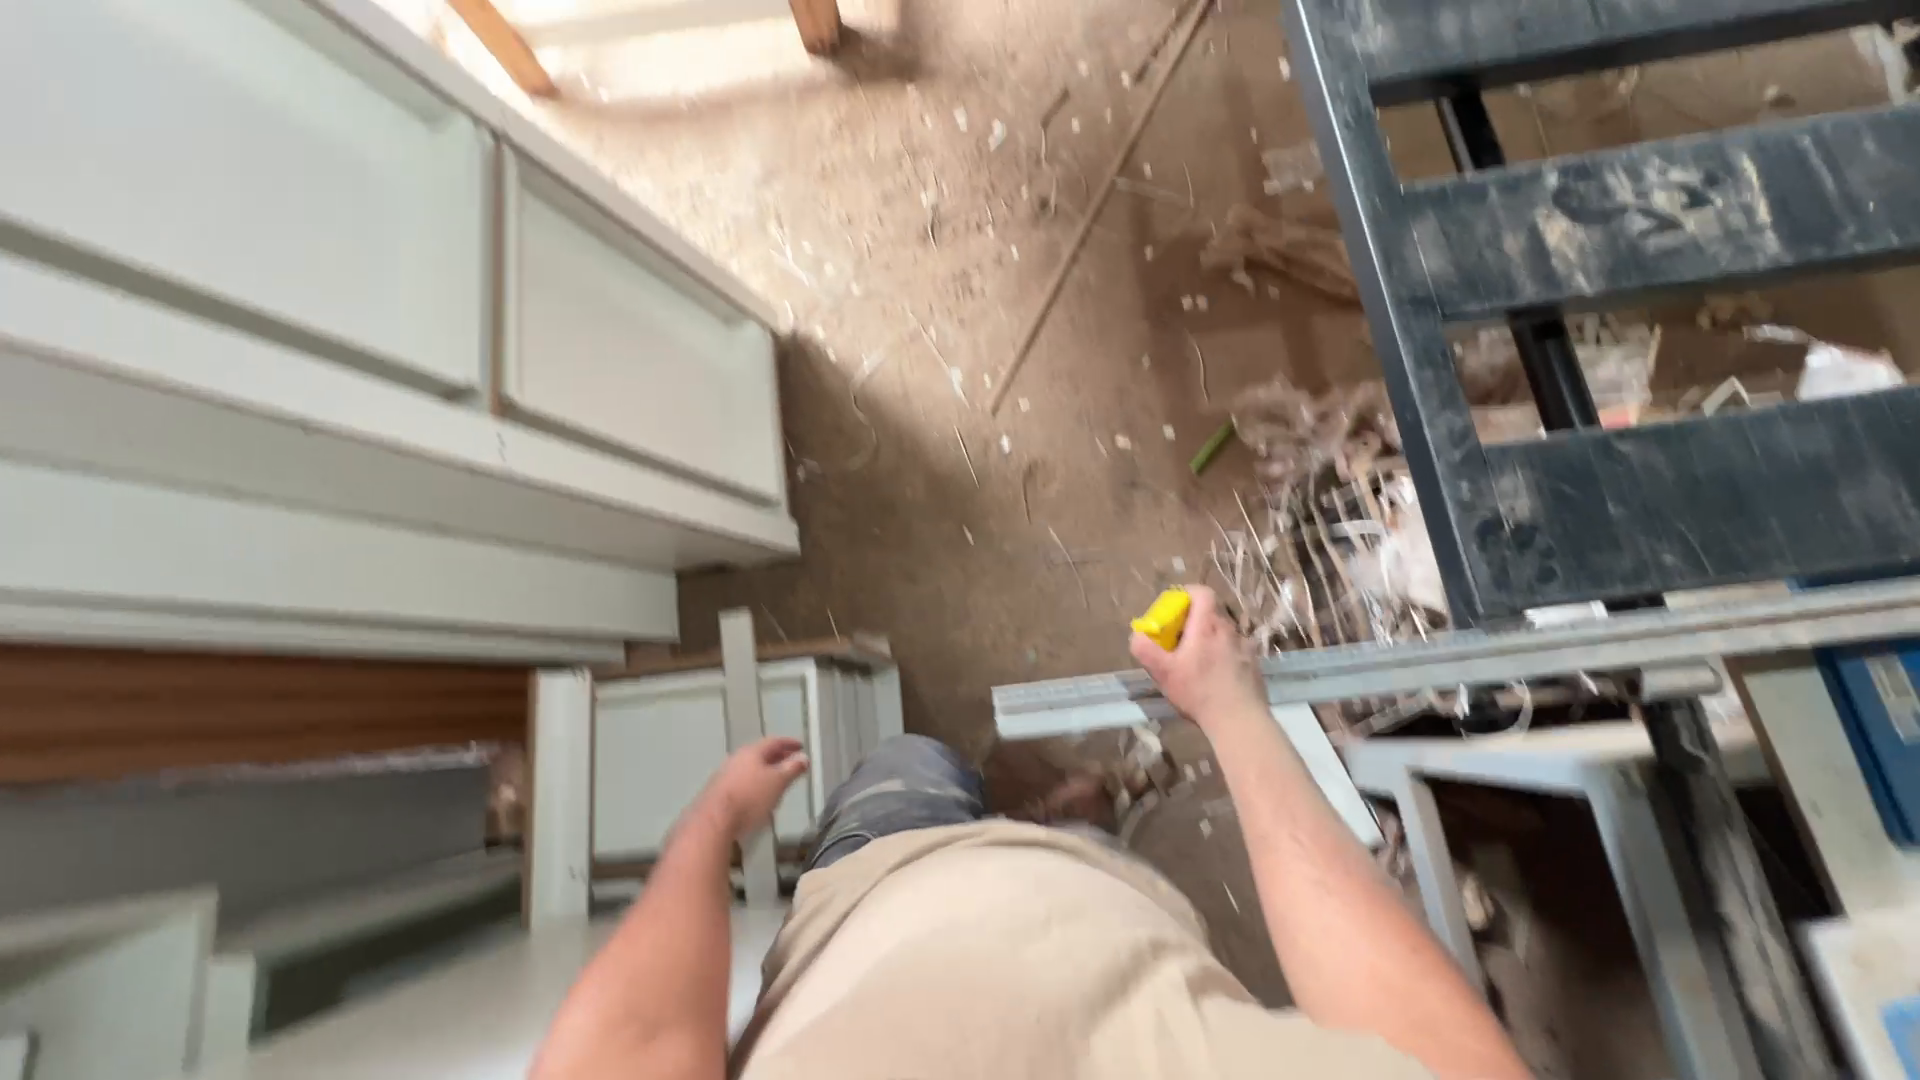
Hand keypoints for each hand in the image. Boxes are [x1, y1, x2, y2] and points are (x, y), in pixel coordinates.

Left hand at [692, 736, 808, 840]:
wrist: (713, 821)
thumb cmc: (750, 797)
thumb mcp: (778, 782)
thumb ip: (792, 769)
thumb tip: (804, 758)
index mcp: (752, 752)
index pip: (774, 742)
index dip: (789, 743)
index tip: (801, 746)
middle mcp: (736, 759)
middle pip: (760, 754)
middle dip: (777, 758)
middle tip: (790, 763)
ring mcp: (724, 775)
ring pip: (749, 769)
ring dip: (764, 772)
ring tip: (776, 781)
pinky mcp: (716, 792)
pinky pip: (740, 782)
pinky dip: (753, 784)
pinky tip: (757, 796)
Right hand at [1129, 585, 1268, 733]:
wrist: (1240, 720)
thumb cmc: (1198, 692)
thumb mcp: (1163, 672)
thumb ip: (1145, 650)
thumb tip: (1137, 635)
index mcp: (1207, 625)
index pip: (1202, 593)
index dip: (1187, 594)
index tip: (1175, 609)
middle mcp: (1230, 630)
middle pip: (1212, 613)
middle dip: (1194, 621)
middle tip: (1180, 640)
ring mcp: (1246, 647)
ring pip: (1224, 633)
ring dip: (1210, 639)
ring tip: (1199, 661)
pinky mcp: (1255, 664)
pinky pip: (1236, 650)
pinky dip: (1225, 655)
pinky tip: (1217, 676)